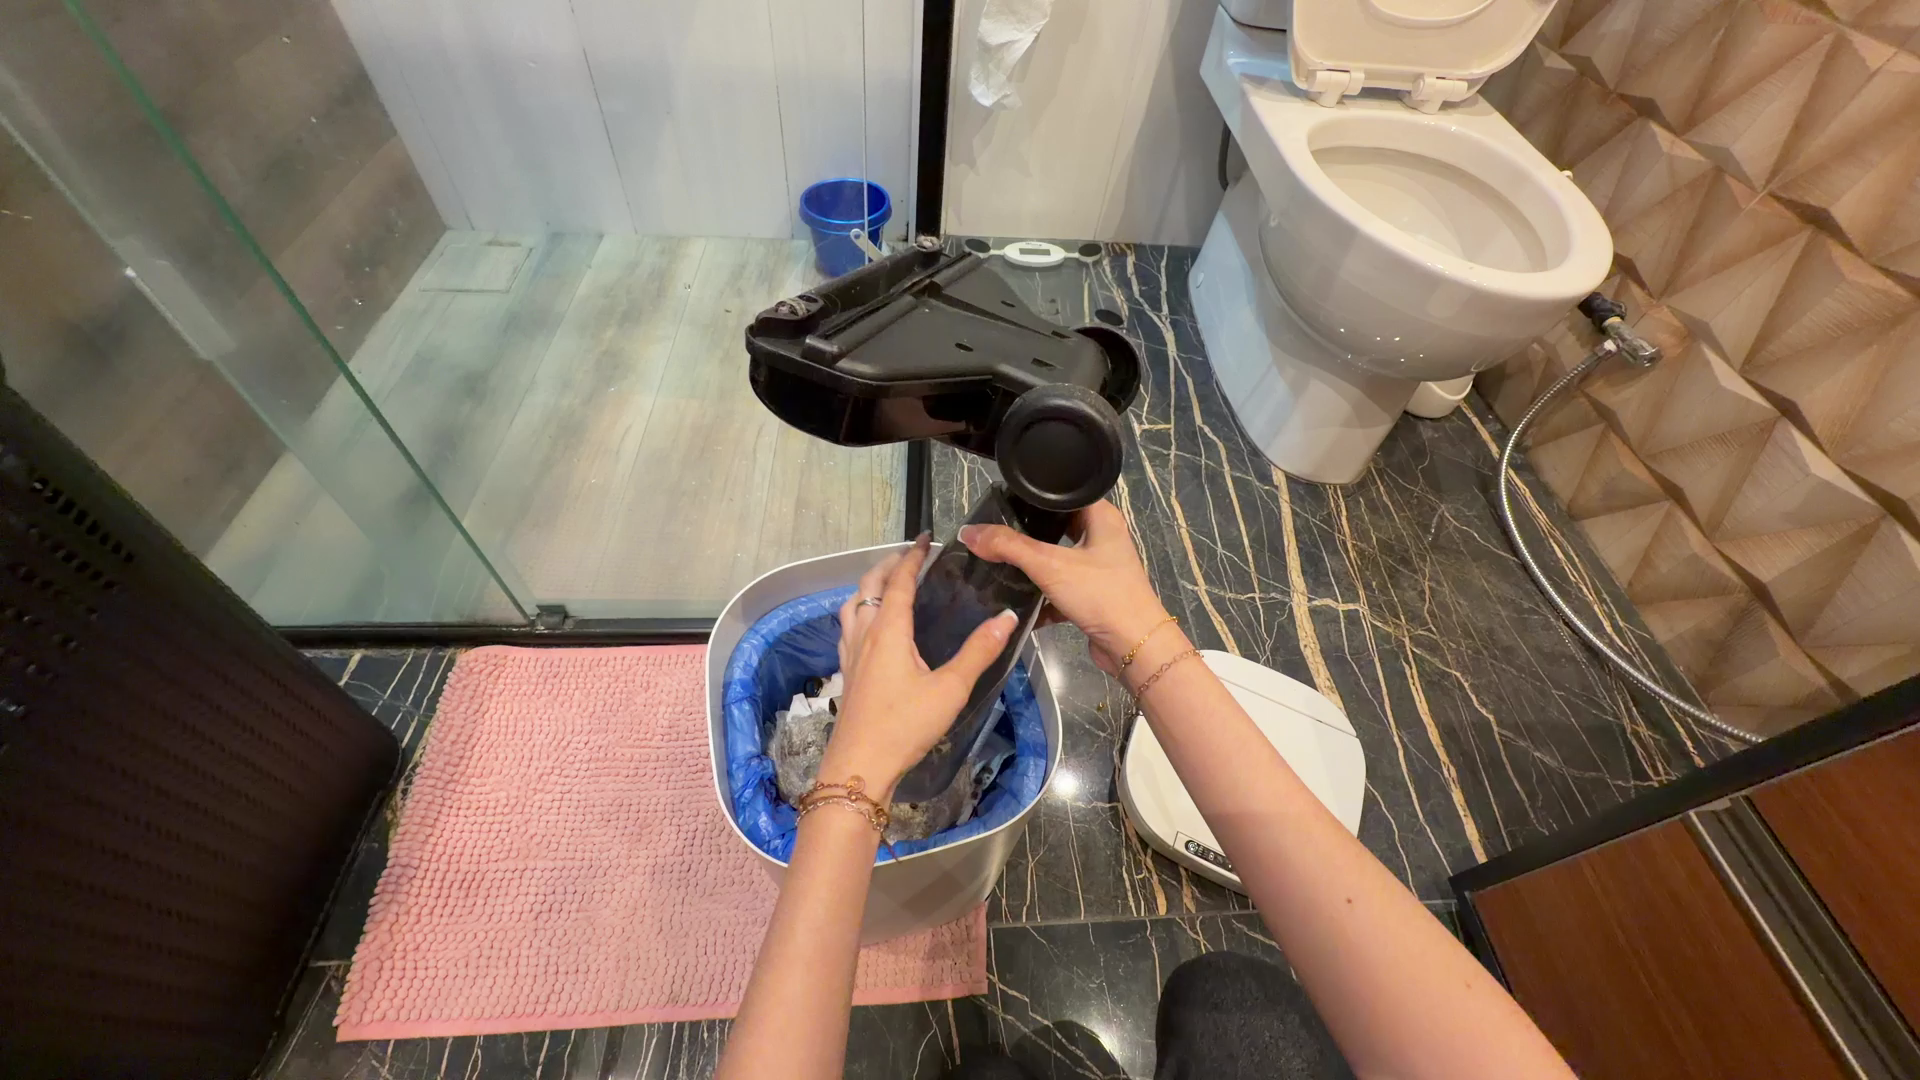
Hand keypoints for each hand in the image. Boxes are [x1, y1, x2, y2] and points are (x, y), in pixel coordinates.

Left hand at [822, 536, 1017, 799]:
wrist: (860, 765)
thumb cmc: (905, 725)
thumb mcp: (950, 689)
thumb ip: (979, 652)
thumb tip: (1007, 617)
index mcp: (888, 630)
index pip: (898, 581)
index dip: (912, 556)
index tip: (925, 538)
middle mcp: (864, 634)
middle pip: (869, 585)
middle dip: (888, 564)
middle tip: (910, 556)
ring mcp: (850, 653)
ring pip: (852, 604)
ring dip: (869, 585)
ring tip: (887, 583)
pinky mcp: (846, 672)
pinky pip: (848, 626)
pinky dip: (859, 610)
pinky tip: (870, 627)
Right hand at [958, 500, 1168, 673]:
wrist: (1133, 646)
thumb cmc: (1100, 594)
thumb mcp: (1050, 565)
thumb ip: (1008, 547)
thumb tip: (968, 532)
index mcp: (1100, 516)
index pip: (1060, 494)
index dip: (1030, 497)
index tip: (997, 503)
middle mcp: (1101, 536)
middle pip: (1054, 528)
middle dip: (1023, 535)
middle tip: (991, 535)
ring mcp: (1097, 567)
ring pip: (1054, 560)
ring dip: (1029, 567)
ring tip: (995, 564)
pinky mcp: (1091, 595)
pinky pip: (1057, 588)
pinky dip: (1039, 595)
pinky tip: (1013, 600)